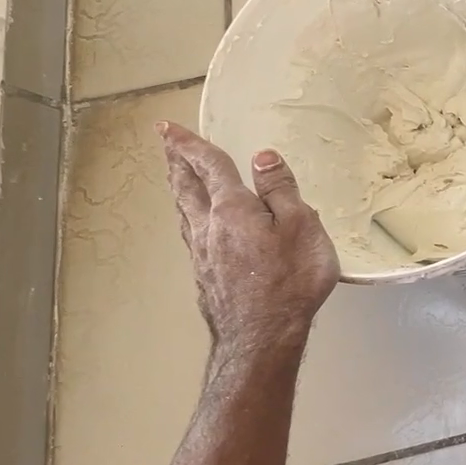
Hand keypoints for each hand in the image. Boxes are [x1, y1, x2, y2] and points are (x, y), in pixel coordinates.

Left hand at [159, 122, 339, 355]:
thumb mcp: (300, 226)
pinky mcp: (206, 276)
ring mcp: (203, 255)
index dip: (190, 146)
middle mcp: (209, 228)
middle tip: (165, 144)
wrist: (262, 337)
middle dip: (177, 163)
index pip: (210, 168)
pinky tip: (196, 222)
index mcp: (232, 210)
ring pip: (184, 212)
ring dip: (179, 189)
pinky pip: (192, 234)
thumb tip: (263, 157)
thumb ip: (281, 191)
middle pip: (186, 188)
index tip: (169, 128)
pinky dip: (190, 215)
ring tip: (176, 177)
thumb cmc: (290, 278)